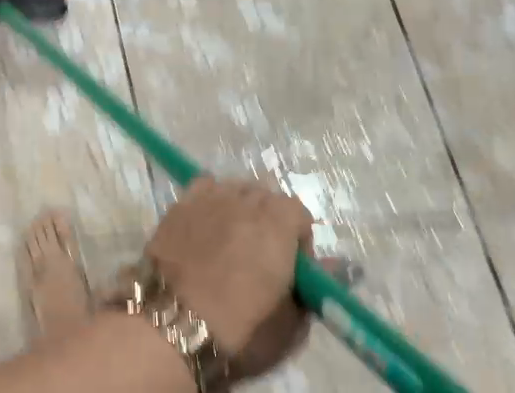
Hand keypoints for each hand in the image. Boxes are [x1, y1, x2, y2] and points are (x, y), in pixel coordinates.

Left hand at [142, 177, 313, 378]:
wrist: (172, 321)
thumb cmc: (240, 328)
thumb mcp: (292, 320)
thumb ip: (316, 285)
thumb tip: (342, 265)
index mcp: (275, 226)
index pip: (296, 209)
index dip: (299, 236)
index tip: (293, 265)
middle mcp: (241, 202)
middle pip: (264, 194)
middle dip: (270, 218)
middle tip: (264, 254)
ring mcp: (206, 199)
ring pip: (233, 187)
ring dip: (241, 206)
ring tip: (235, 238)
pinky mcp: (177, 205)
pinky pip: (203, 186)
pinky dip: (212, 198)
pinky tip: (208, 223)